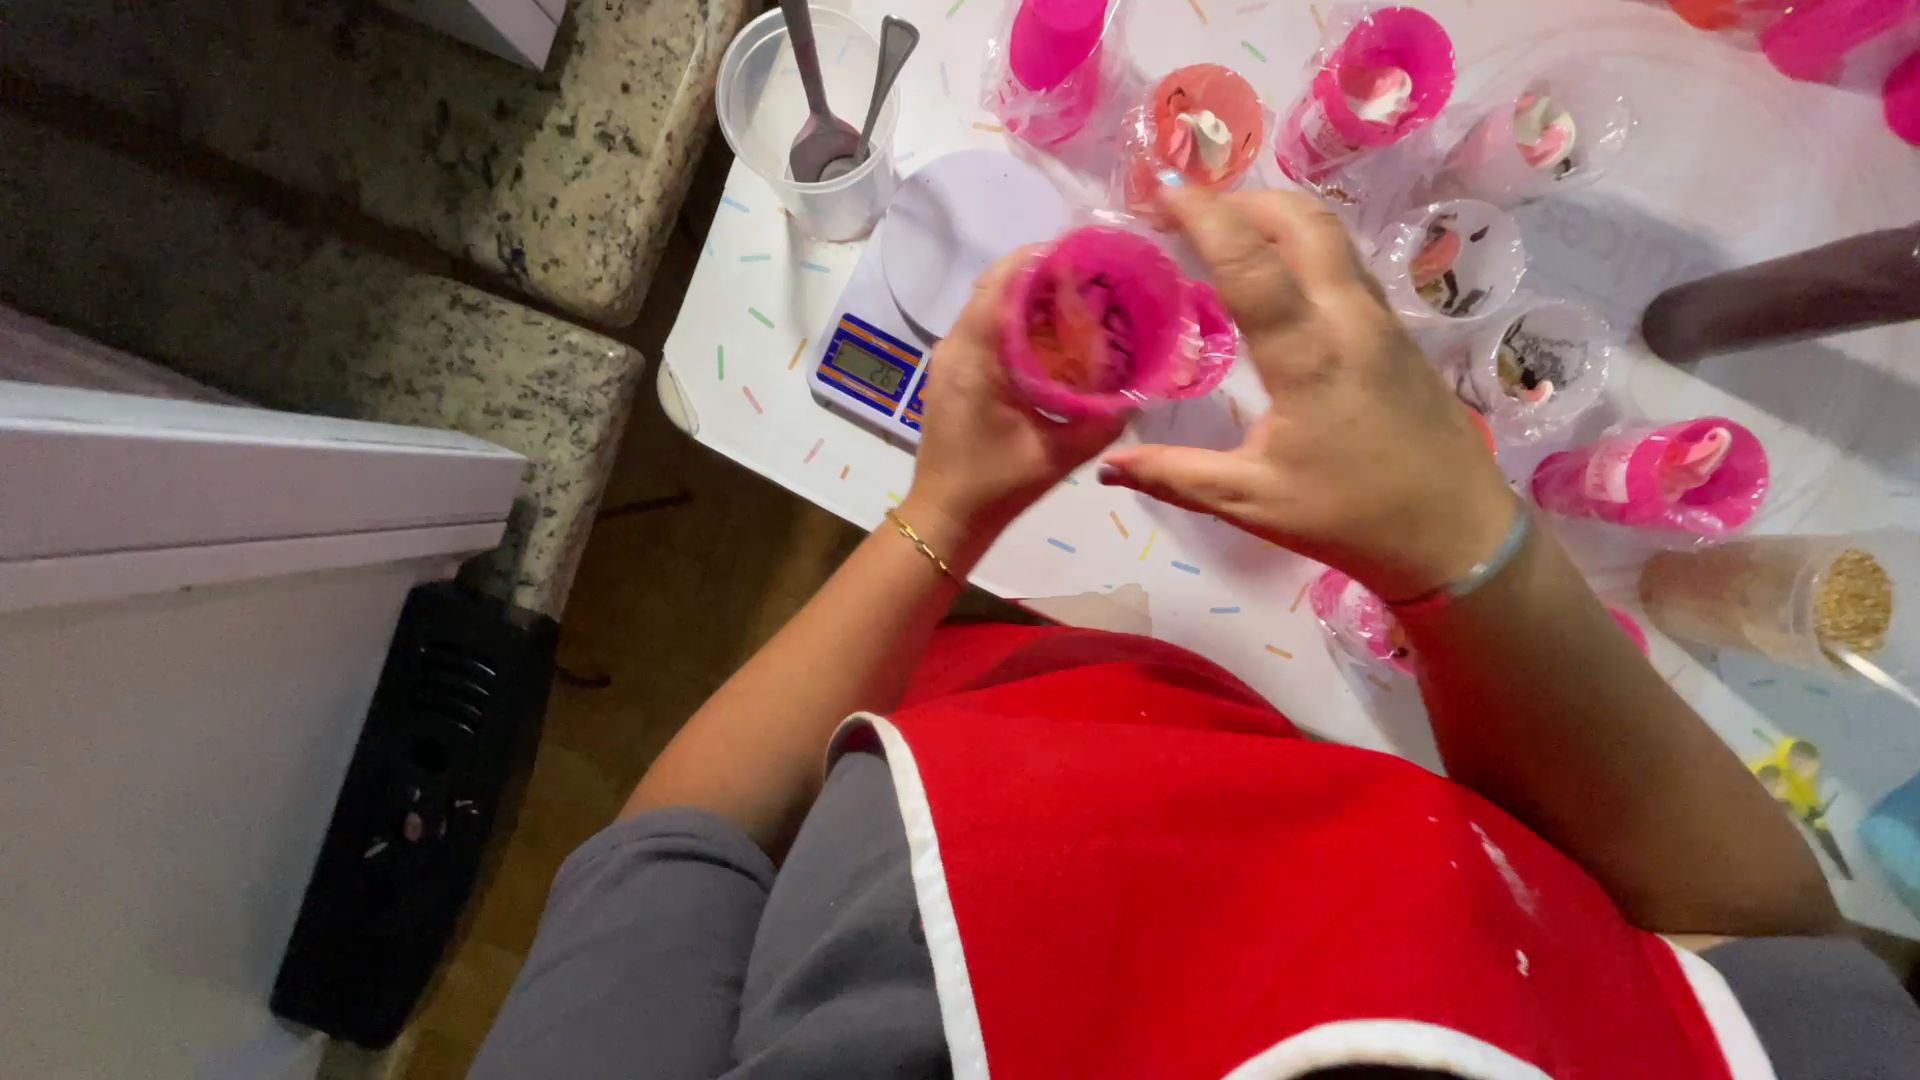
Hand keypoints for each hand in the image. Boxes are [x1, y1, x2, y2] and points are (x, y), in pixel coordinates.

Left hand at [906, 249, 1128, 561]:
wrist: (946, 516)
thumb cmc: (995, 485)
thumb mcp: (1057, 454)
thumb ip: (1102, 421)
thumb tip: (1141, 392)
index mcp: (975, 354)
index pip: (1004, 280)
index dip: (1044, 259)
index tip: (1086, 257)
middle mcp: (954, 346)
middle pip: (996, 286)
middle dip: (1042, 276)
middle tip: (1090, 282)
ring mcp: (948, 360)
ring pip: (987, 307)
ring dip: (1027, 299)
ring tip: (1075, 305)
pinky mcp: (951, 374)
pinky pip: (983, 331)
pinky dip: (1013, 324)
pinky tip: (1048, 341)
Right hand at [1098, 187, 1513, 602]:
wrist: (1457, 534)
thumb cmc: (1350, 517)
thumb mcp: (1249, 502)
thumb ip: (1172, 476)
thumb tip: (1105, 466)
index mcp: (1310, 358)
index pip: (1251, 266)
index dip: (1205, 219)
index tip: (1163, 191)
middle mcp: (1350, 321)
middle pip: (1302, 223)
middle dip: (1241, 199)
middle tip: (1186, 208)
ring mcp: (1381, 322)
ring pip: (1330, 237)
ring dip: (1274, 217)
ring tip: (1221, 230)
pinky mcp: (1395, 334)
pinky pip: (1343, 265)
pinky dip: (1299, 248)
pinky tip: (1271, 278)